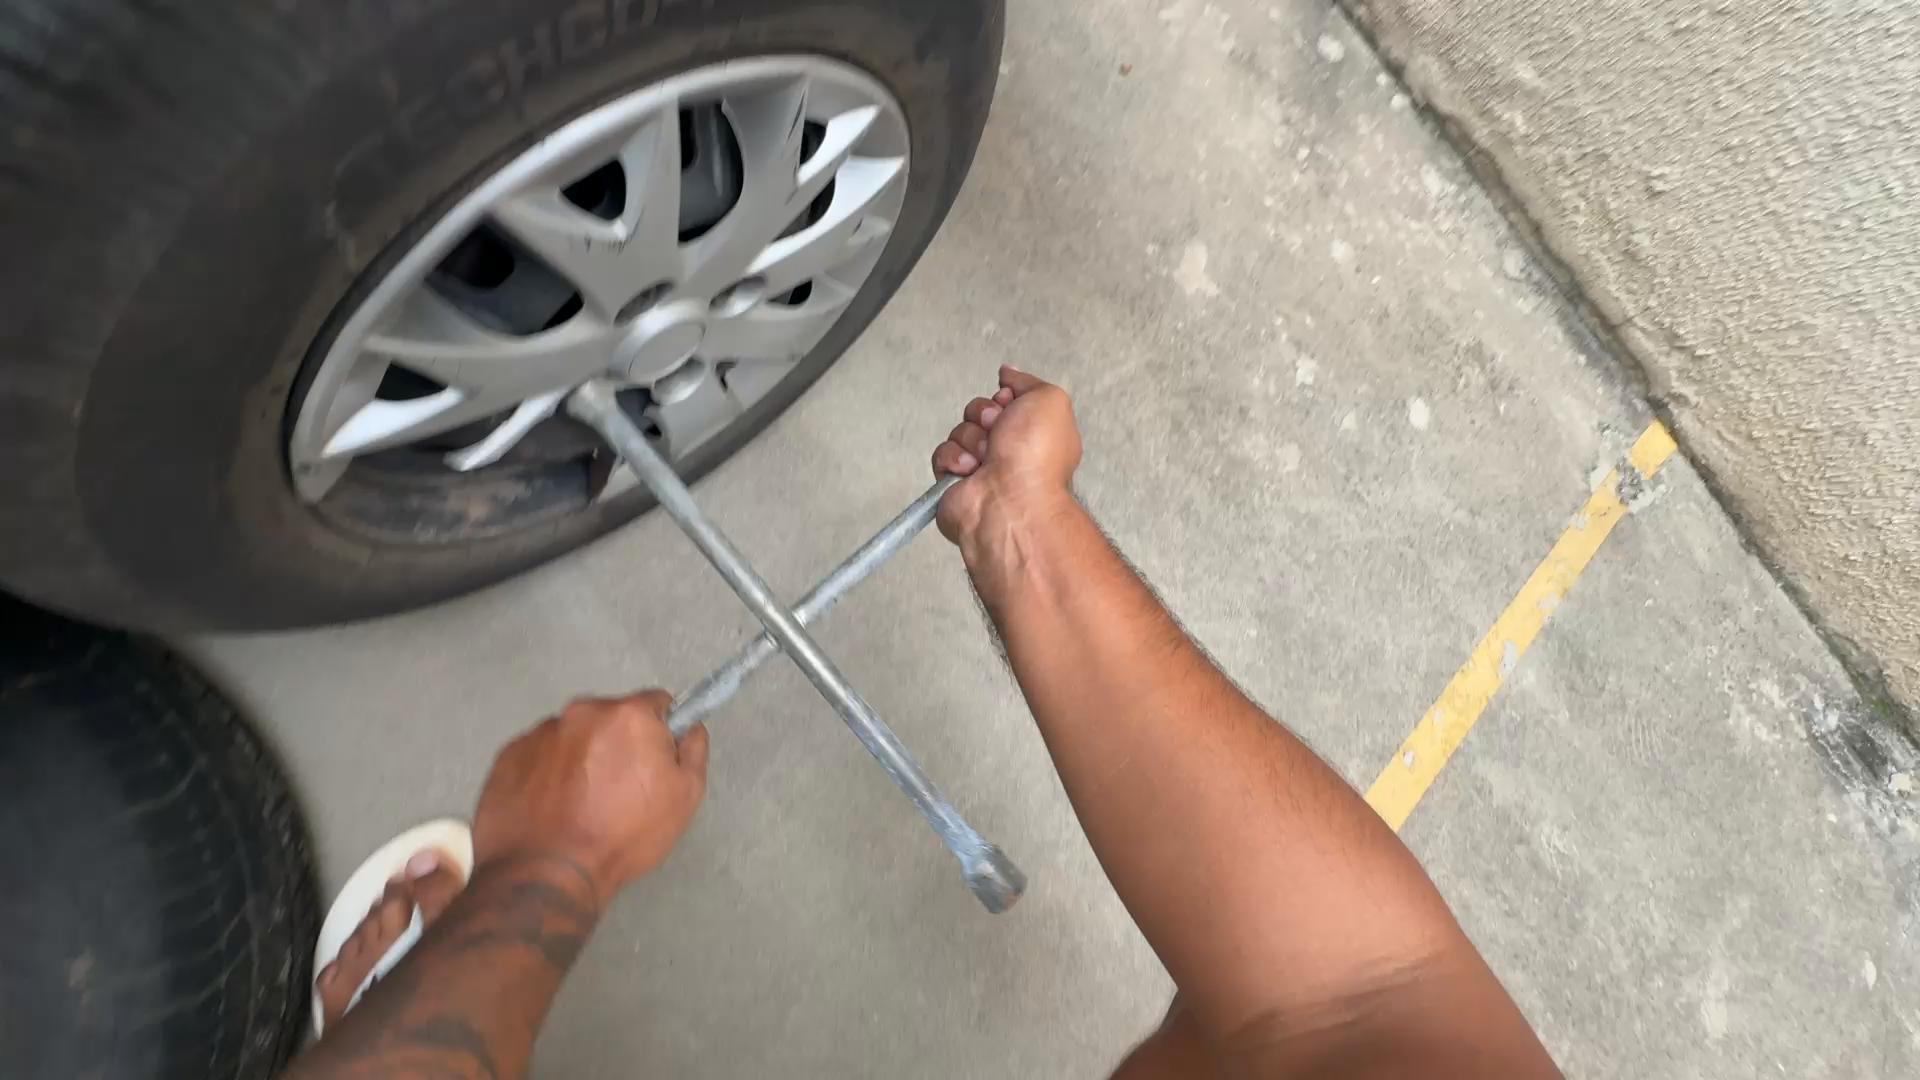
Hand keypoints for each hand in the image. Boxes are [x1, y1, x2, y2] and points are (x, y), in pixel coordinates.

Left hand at [472, 691, 707, 909]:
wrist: (544, 877)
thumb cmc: (623, 836)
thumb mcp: (686, 796)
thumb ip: (694, 749)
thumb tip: (689, 727)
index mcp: (629, 715)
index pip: (657, 703)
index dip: (662, 731)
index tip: (655, 760)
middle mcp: (583, 713)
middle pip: (612, 717)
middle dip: (619, 742)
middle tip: (620, 788)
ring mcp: (540, 733)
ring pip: (574, 735)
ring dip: (582, 755)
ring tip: (581, 802)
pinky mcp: (507, 757)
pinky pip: (539, 755)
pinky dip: (548, 772)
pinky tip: (552, 806)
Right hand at [931, 366, 1082, 544]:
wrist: (1010, 499)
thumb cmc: (1035, 453)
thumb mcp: (1049, 400)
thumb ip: (1028, 382)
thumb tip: (1008, 374)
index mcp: (1035, 431)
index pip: (1007, 399)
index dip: (1005, 397)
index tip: (1010, 404)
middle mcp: (1010, 449)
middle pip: (980, 411)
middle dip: (984, 416)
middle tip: (997, 433)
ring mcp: (982, 467)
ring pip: (960, 431)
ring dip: (971, 439)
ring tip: (985, 458)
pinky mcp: (956, 482)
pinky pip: (942, 455)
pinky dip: (954, 459)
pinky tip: (970, 471)